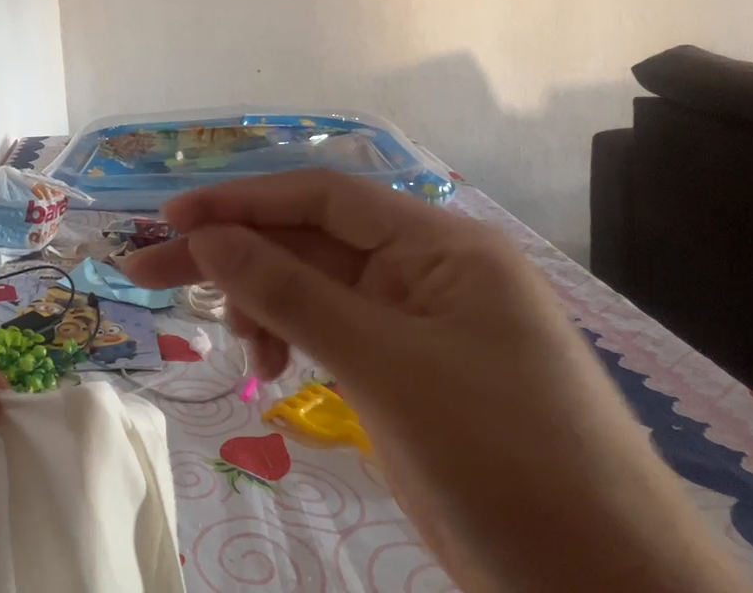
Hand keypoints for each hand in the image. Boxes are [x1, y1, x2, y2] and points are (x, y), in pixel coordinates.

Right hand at [121, 170, 750, 592]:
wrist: (604, 589)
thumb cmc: (504, 456)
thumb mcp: (387, 366)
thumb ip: (291, 294)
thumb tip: (206, 238)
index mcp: (440, 247)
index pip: (322, 198)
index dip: (241, 202)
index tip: (170, 220)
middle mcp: (426, 273)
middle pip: (308, 242)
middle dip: (232, 255)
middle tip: (148, 272)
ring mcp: (416, 326)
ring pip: (313, 289)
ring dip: (262, 305)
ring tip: (241, 349)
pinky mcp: (406, 375)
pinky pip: (330, 333)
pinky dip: (290, 340)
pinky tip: (270, 367)